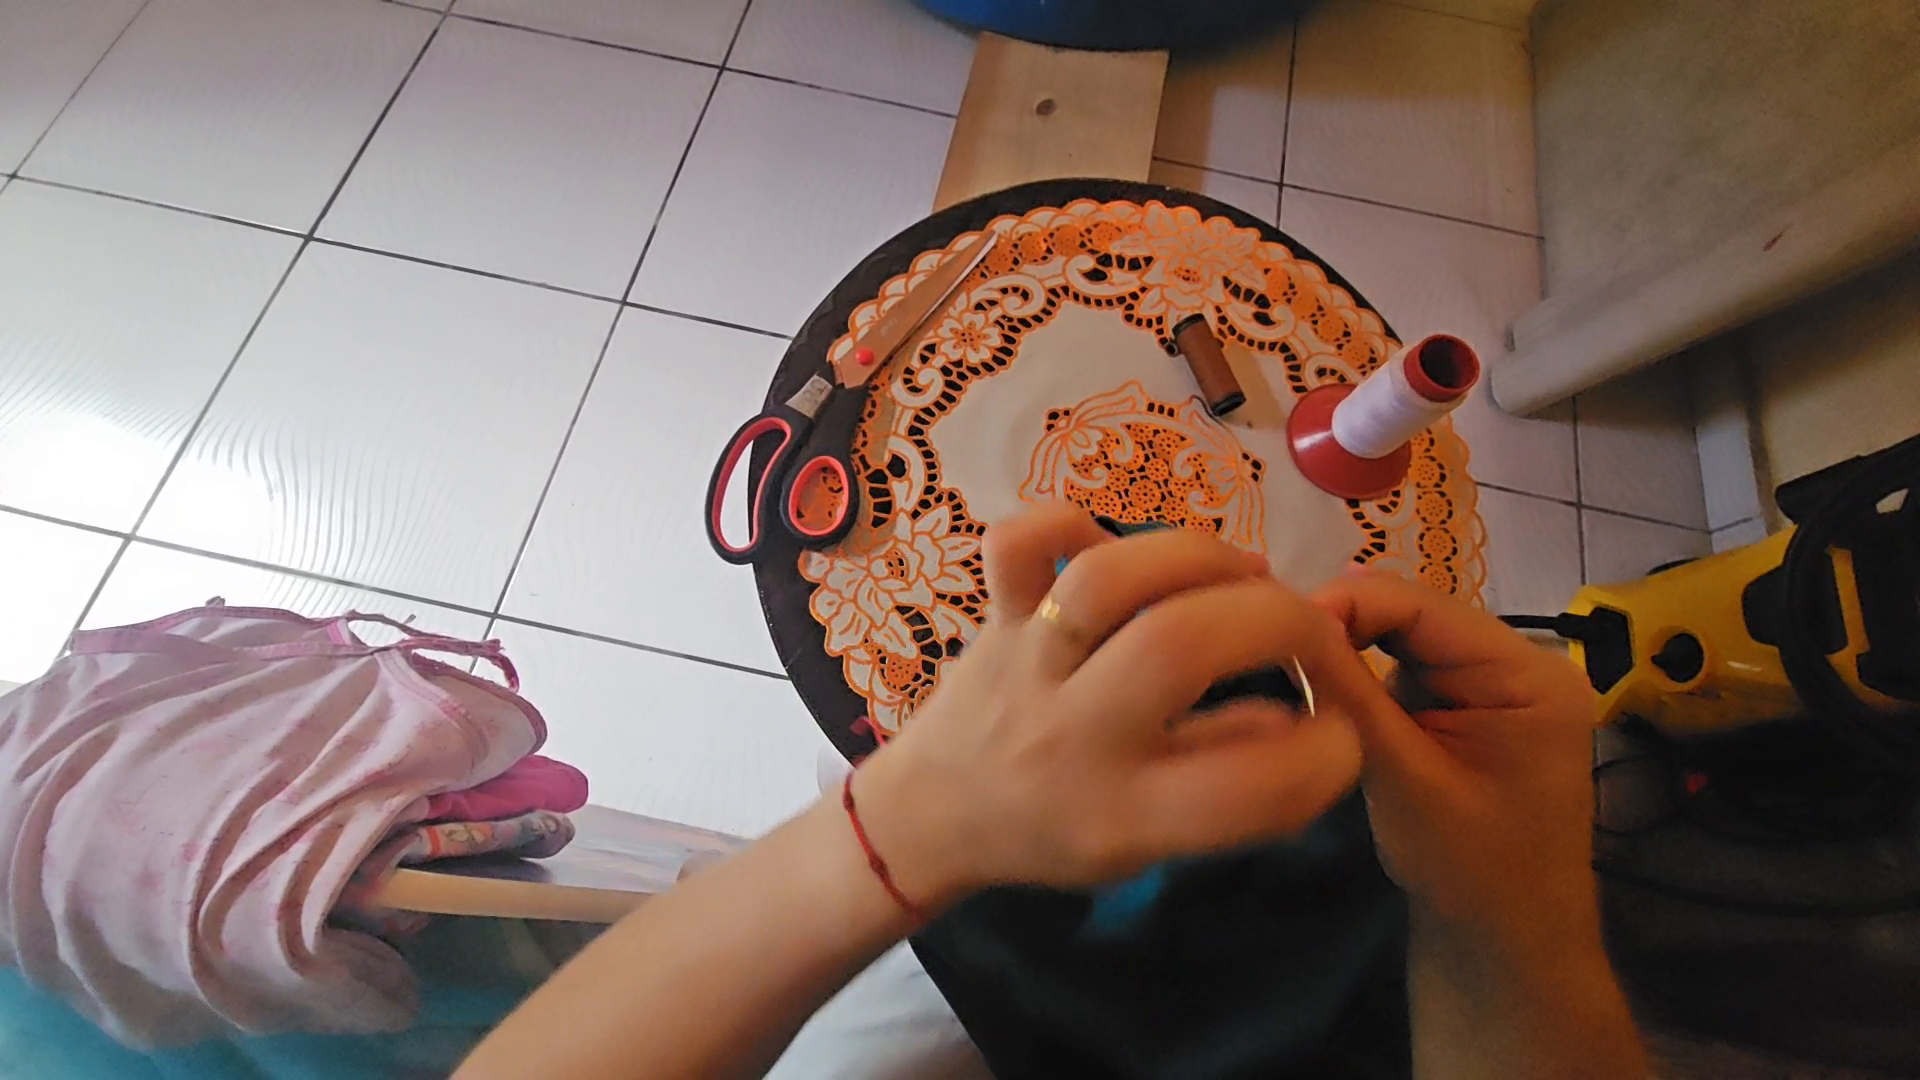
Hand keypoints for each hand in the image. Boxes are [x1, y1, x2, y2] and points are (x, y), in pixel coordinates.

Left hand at [851, 505, 1389, 908]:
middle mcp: (1070, 728)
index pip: (1248, 786)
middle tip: (1302, 626)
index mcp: (1119, 811)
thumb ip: (1229, 780)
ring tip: (1238, 573)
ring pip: (1107, 578)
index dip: (1327, 752)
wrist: (933, 810)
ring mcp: (1025, 658)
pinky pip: (1016, 545)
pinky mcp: (996, 614)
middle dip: (1275, 620)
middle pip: (1179, 645)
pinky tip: (1111, 542)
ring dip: (1196, 559)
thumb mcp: (1145, 845)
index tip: (1340, 730)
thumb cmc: (1049, 832)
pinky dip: (1067, 523)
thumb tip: (1304, 715)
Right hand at [1311, 570, 1599, 948]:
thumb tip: (1288, 620)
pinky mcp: (1458, 698)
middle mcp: (1515, 663)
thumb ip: (1348, 691)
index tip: (1274, 627)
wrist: (1501, 937)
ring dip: (1343, 642)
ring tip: (1289, 657)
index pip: (1423, 606)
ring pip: (1398, 632)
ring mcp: (1487, 680)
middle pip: (1411, 611)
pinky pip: (1397, 659)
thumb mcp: (1400, 775)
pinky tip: (1319, 675)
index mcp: (1526, 676)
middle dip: (1340, 621)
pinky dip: (1354, 665)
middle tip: (1273, 642)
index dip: (1346, 603)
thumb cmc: (1466, 867)